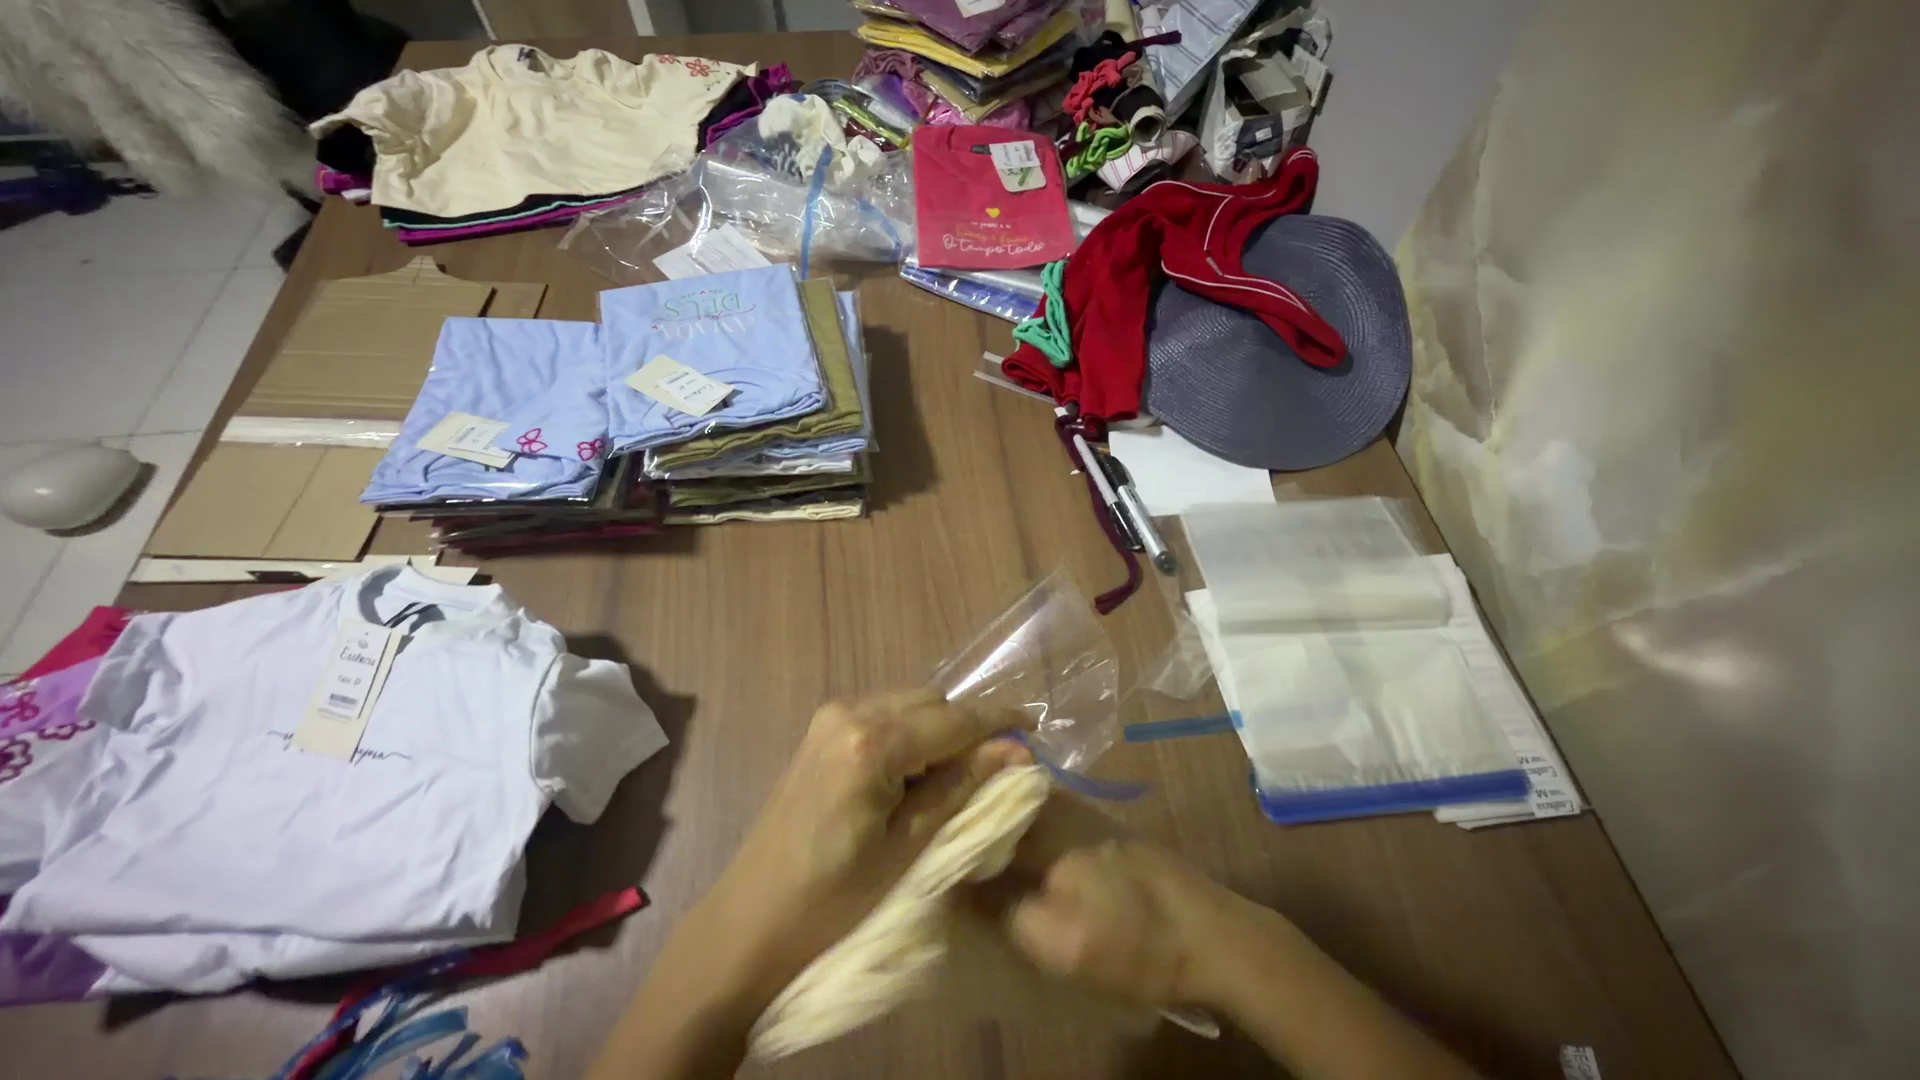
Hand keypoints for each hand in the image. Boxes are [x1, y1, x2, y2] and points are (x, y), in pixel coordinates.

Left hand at [691, 689, 1029, 1003]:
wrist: (751, 922)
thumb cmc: (833, 900)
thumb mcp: (908, 848)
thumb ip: (961, 788)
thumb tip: (1015, 750)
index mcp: (871, 742)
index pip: (953, 718)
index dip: (998, 722)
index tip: (1036, 730)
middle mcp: (848, 712)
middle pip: (930, 702)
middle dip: (966, 728)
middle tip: (995, 770)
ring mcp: (827, 719)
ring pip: (907, 705)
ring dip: (938, 731)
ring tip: (956, 778)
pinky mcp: (818, 734)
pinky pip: (881, 717)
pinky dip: (909, 736)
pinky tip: (914, 776)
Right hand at [968, 795, 1237, 1009]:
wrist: (1220, 940)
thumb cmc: (1135, 943)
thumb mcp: (1056, 942)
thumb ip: (999, 910)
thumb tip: (951, 885)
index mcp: (1047, 826)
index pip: (978, 811)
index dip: (949, 830)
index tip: (927, 851)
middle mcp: (1065, 806)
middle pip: (1000, 804)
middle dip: (970, 827)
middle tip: (945, 858)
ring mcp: (1090, 816)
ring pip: (1024, 813)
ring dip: (998, 834)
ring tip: (974, 865)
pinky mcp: (1107, 832)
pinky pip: (1048, 824)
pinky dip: (1025, 841)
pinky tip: (1021, 867)